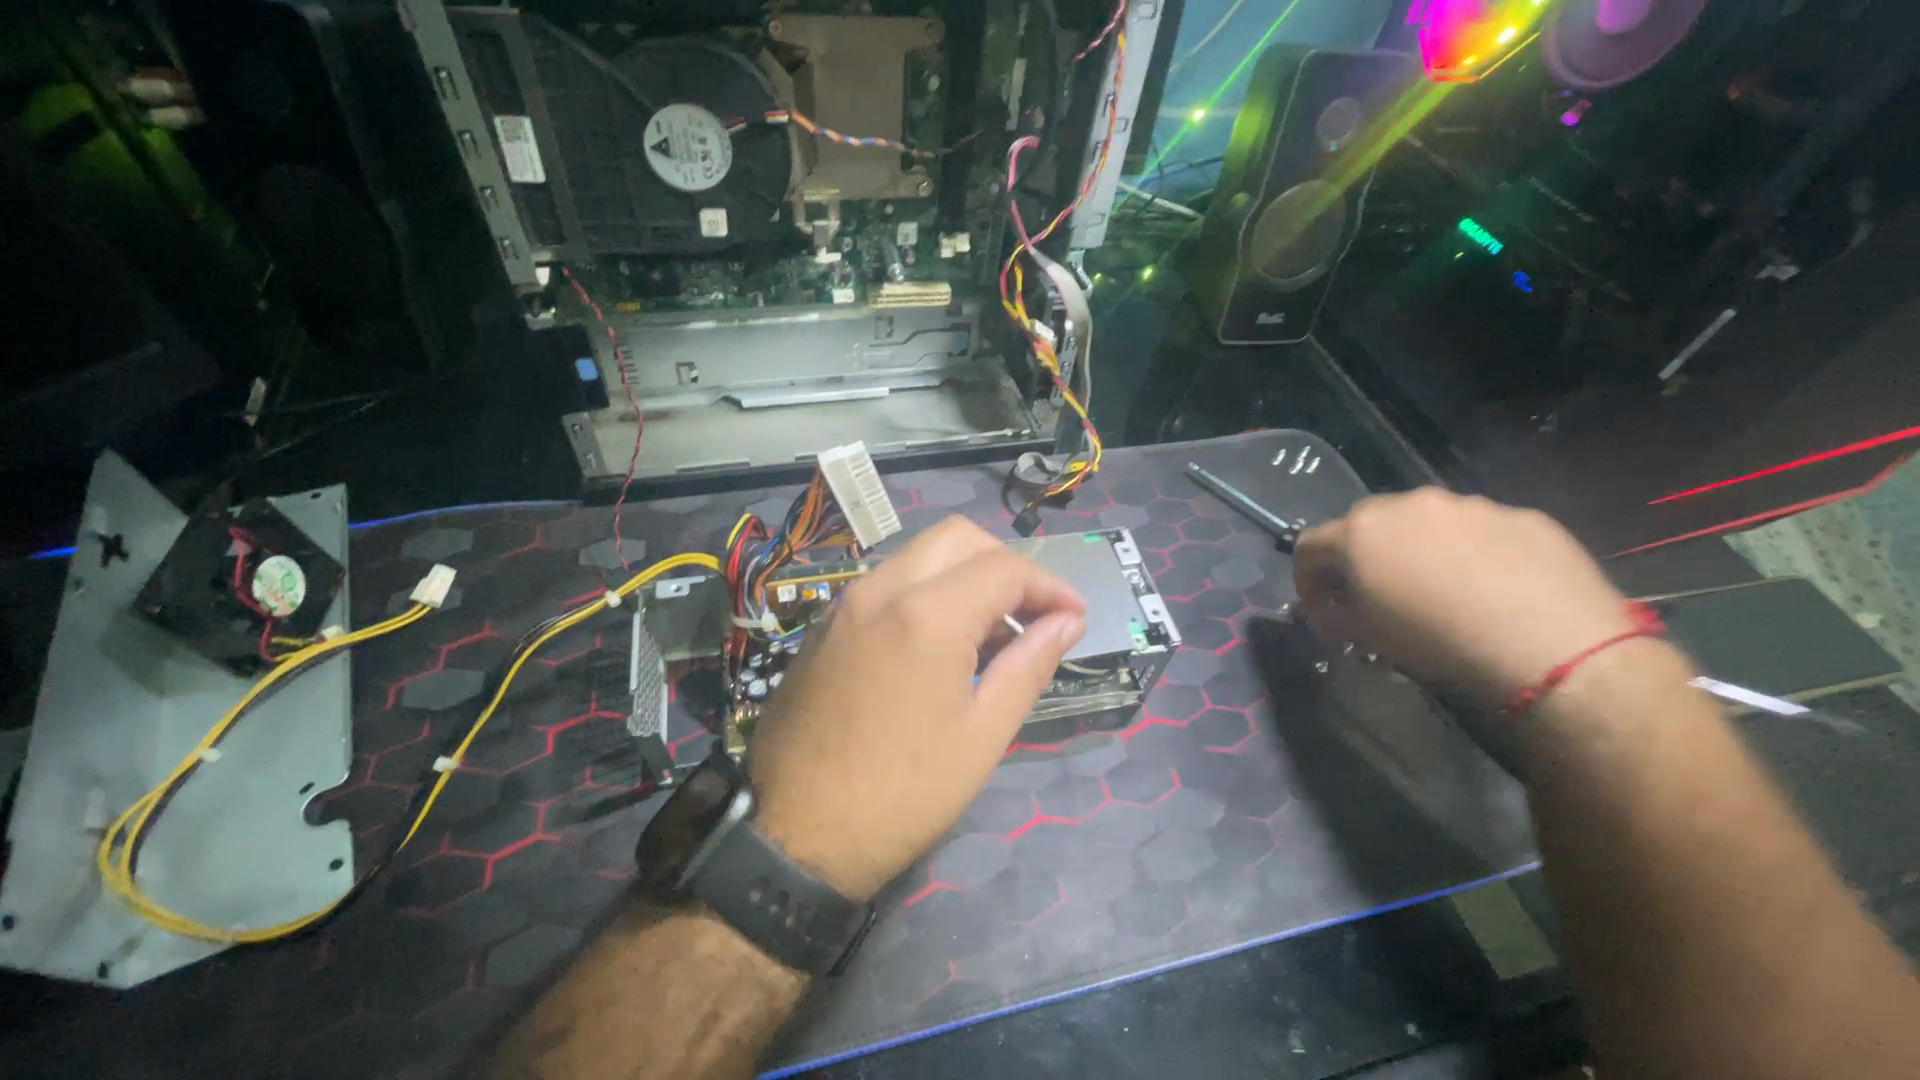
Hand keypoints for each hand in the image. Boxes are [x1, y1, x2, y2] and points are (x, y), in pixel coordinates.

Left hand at [749, 517, 1086, 900]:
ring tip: (993, 635)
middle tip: (1033, 613)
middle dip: (1005, 563)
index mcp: (927, 613)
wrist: (792, 833)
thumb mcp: (982, 735)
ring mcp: (845, 605)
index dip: (1050, 586)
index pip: (1004, 568)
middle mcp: (881, 589)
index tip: (1076, 616)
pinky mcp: (825, 627)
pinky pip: (886, 585)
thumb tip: (1067, 622)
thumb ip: (1029, 665)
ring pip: (918, 556)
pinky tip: (942, 646)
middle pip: (957, 538)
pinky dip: (926, 593)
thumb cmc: (902, 793)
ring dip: (964, 576)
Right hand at [1292, 488, 1634, 703]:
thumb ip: (1332, 619)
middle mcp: (1409, 505)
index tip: (1320, 609)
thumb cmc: (1439, 641)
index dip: (1307, 579)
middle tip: (1376, 597)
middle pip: (1366, 524)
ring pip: (1425, 523)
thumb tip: (1324, 613)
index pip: (1310, 545)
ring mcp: (1469, 505)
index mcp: (1361, 531)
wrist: (1551, 644)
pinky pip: (1479, 531)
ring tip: (1441, 594)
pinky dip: (1471, 554)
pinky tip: (1492, 591)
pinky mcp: (1520, 515)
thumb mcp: (1368, 639)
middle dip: (1362, 558)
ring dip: (1418, 551)